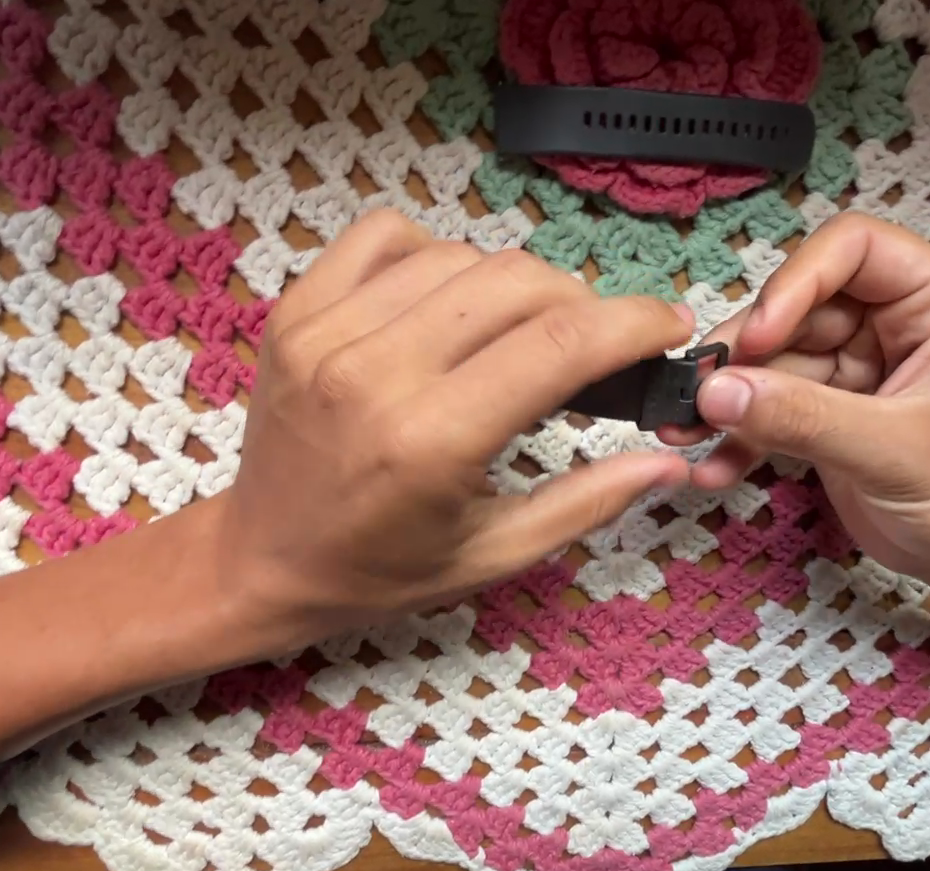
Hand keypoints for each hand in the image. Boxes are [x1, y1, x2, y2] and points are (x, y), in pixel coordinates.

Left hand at [0, 211, 694, 760]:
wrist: (260, 560)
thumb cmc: (381, 574)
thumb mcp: (493, 555)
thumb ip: (586, 503)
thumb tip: (669, 462)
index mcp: (432, 442)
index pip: (558, 344)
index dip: (632, 323)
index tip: (668, 325)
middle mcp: (376, 370)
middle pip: (518, 283)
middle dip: (583, 304)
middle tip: (594, 346)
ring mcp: (326, 329)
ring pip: (462, 255)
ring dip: (516, 286)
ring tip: (522, 335)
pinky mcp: (297, 308)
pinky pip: (389, 236)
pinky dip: (440, 256)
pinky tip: (448, 305)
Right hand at [660, 212, 929, 592]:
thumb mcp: (892, 451)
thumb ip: (805, 418)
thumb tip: (715, 392)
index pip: (852, 250)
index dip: (796, 283)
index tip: (757, 340)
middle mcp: (886, 324)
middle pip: (795, 310)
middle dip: (744, 354)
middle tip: (696, 396)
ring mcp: (849, 370)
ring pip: (770, 362)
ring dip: (725, 401)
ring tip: (683, 434)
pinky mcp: (822, 413)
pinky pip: (768, 411)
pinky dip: (739, 439)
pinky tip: (714, 469)